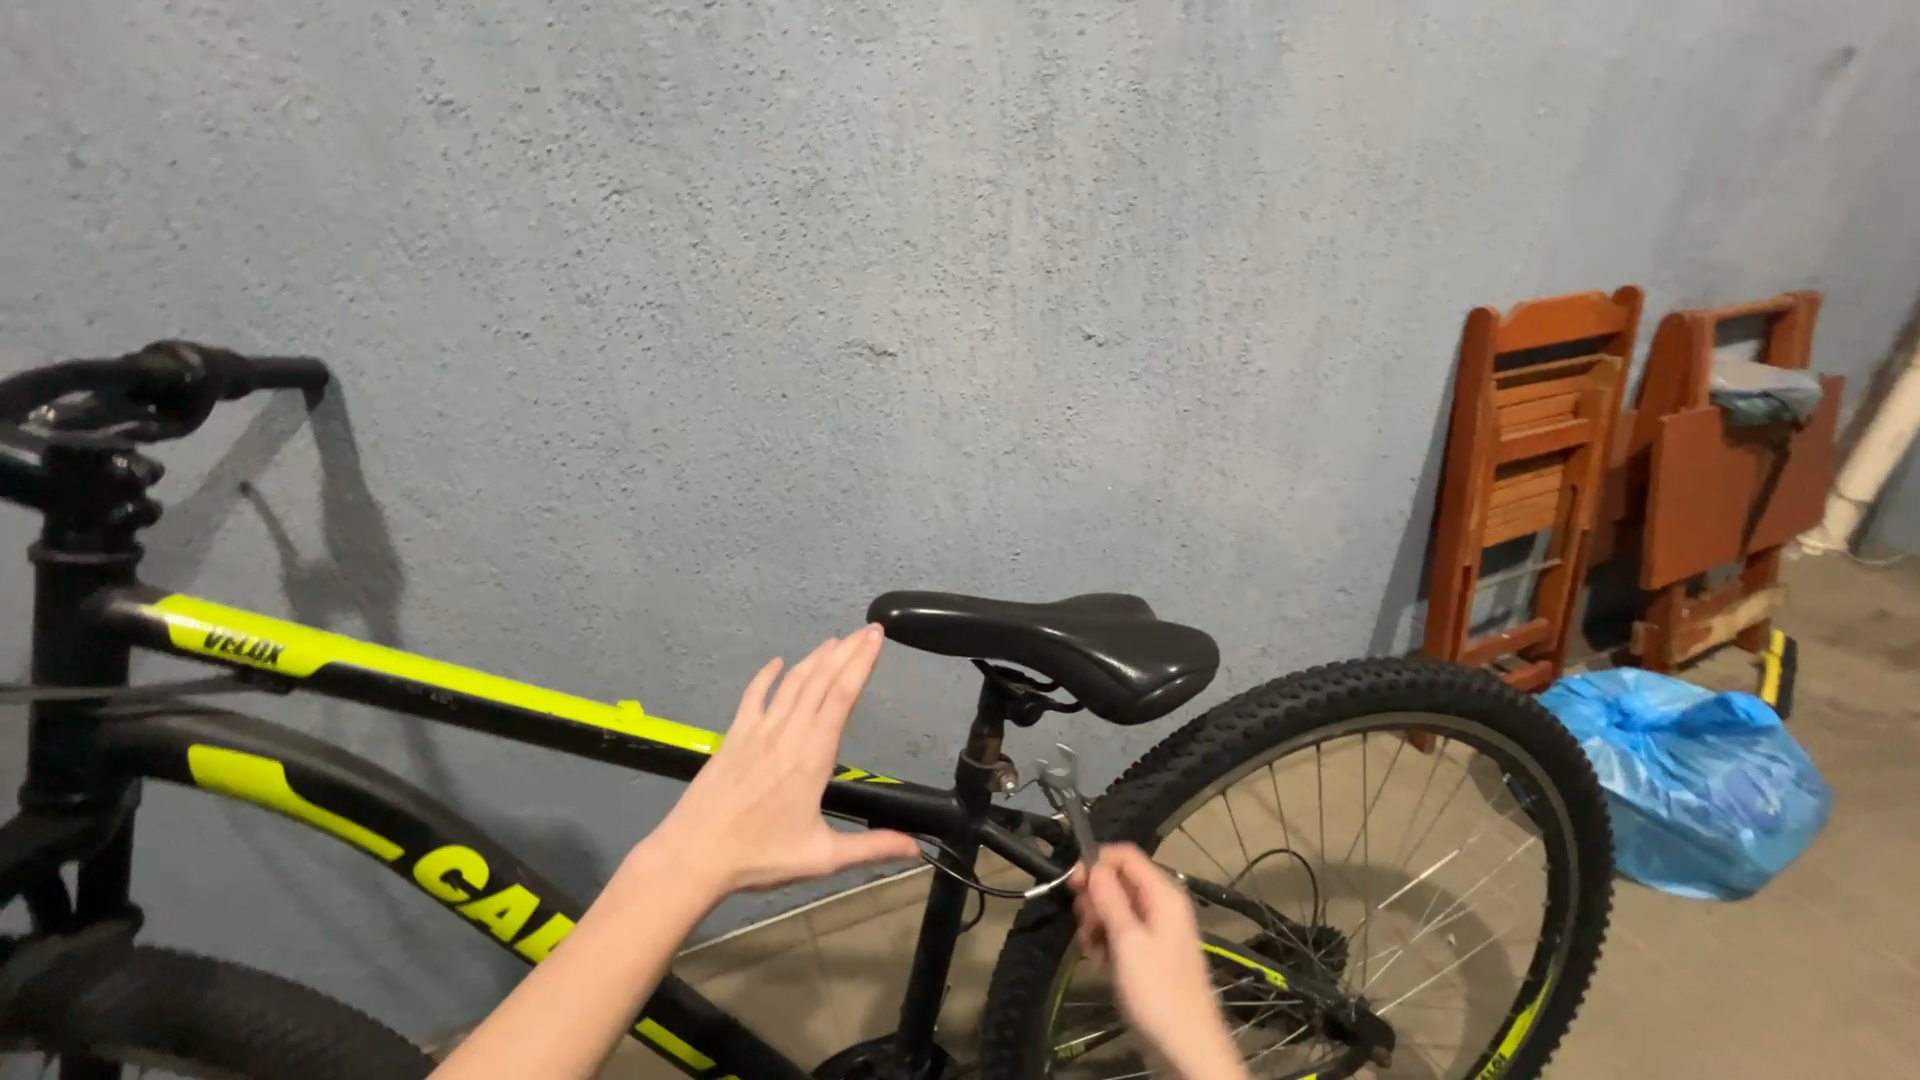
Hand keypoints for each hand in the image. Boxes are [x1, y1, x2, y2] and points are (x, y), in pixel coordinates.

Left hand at [644, 626, 920, 896]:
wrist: (693, 855)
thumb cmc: (760, 856)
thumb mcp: (821, 858)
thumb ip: (871, 848)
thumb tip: (915, 849)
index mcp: (813, 756)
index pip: (842, 697)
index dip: (861, 663)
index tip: (876, 638)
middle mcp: (788, 734)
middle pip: (821, 680)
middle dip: (847, 651)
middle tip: (867, 629)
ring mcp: (758, 731)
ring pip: (792, 683)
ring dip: (815, 658)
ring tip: (835, 640)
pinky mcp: (735, 736)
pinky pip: (753, 697)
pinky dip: (766, 677)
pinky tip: (775, 662)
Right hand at [1075, 844, 1247, 1079]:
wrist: (1188, 1047)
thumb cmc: (1157, 990)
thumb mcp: (1128, 941)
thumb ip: (1109, 898)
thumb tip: (1094, 865)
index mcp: (1163, 894)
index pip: (1125, 855)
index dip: (1097, 862)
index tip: (1073, 883)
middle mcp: (1163, 904)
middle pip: (1119, 880)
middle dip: (1095, 899)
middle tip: (1085, 927)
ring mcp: (1158, 927)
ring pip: (1117, 906)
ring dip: (1098, 923)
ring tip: (1092, 951)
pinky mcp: (1152, 950)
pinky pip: (1123, 930)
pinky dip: (1108, 941)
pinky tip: (1101, 962)